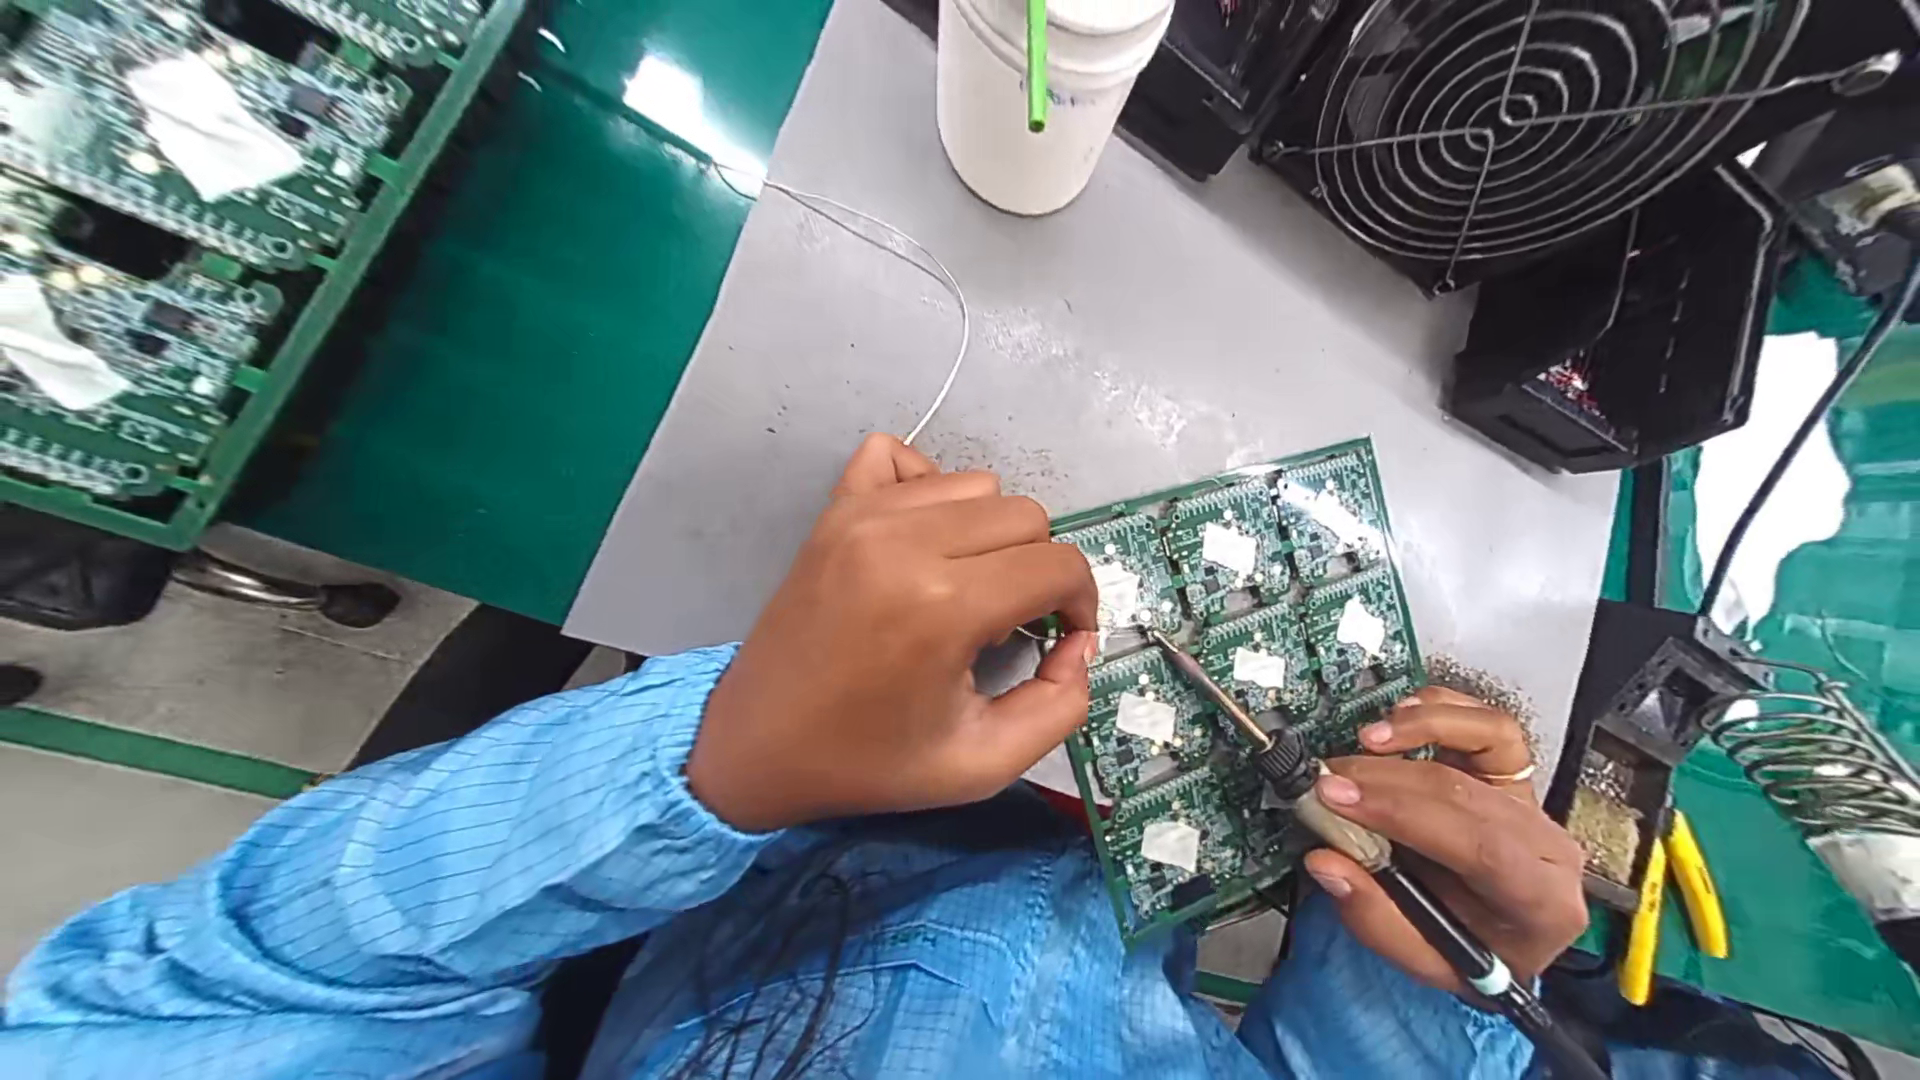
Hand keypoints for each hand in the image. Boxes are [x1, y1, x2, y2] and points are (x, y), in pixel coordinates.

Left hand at [688, 434, 1098, 831]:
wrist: (756, 745)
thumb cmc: (868, 762)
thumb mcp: (983, 765)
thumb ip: (1061, 707)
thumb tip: (1078, 643)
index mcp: (942, 606)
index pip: (1058, 565)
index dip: (1080, 603)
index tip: (1060, 636)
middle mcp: (903, 541)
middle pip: (1025, 515)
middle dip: (1039, 567)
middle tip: (1012, 618)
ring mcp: (862, 515)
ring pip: (976, 485)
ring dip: (991, 533)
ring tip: (967, 584)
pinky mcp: (834, 510)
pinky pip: (899, 457)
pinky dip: (928, 488)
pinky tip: (923, 538)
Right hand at [1301, 687, 1587, 993]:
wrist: (1482, 925)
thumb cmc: (1457, 942)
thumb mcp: (1419, 954)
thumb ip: (1373, 916)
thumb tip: (1325, 862)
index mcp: (1540, 901)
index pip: (1482, 847)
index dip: (1402, 813)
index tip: (1335, 797)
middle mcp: (1547, 844)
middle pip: (1465, 791)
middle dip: (1384, 778)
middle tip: (1325, 779)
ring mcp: (1529, 799)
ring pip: (1488, 739)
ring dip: (1420, 729)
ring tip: (1364, 738)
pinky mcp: (1506, 767)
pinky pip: (1484, 721)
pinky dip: (1438, 708)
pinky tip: (1396, 714)